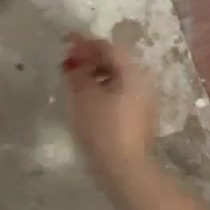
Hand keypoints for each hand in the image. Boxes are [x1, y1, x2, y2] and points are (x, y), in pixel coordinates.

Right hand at [61, 33, 157, 187]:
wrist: (125, 168)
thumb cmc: (103, 128)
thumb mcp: (84, 97)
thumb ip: (78, 74)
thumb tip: (75, 63)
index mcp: (132, 72)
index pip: (108, 48)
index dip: (85, 42)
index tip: (65, 41)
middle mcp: (143, 82)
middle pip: (115, 61)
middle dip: (91, 58)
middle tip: (68, 61)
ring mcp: (144, 101)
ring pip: (118, 78)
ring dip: (96, 74)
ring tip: (75, 80)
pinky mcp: (140, 118)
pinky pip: (120, 94)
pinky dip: (103, 89)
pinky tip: (88, 100)